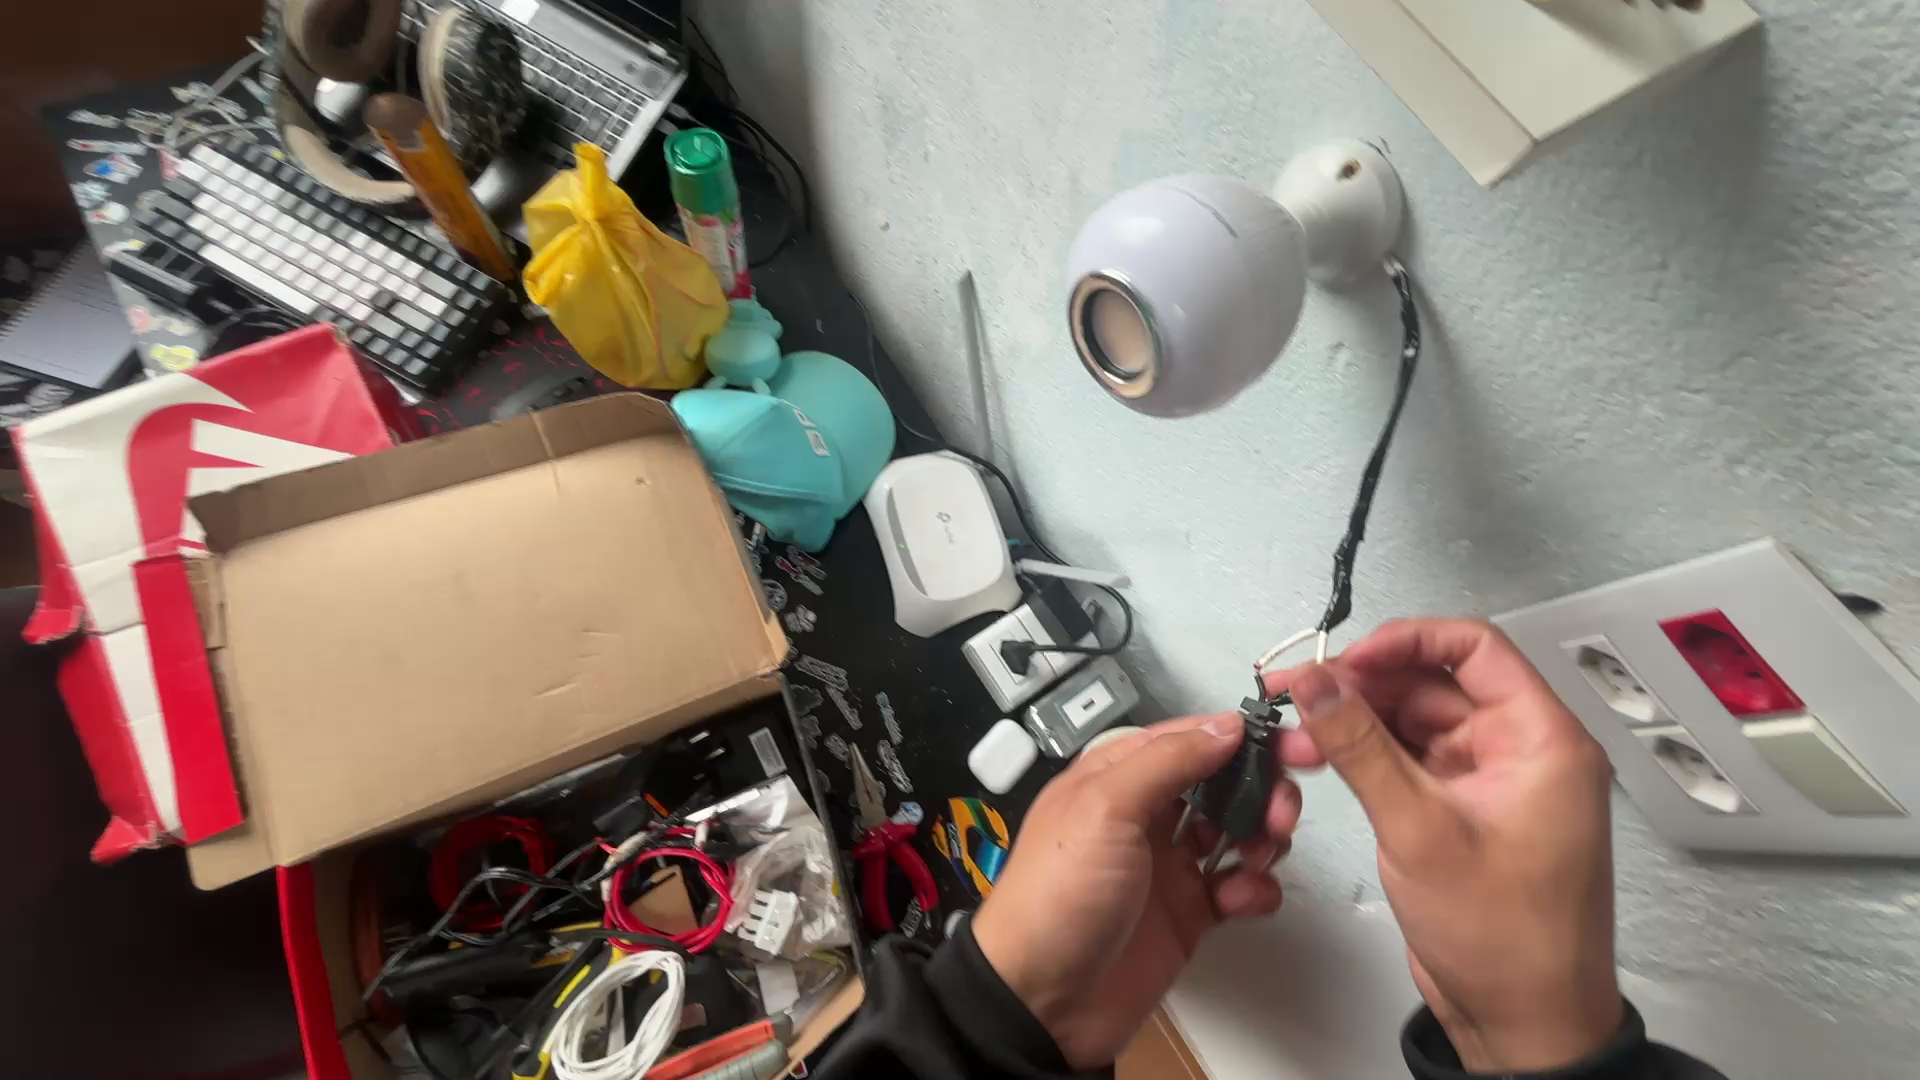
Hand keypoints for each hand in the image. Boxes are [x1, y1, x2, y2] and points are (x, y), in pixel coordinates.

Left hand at [970, 713, 1318, 1067]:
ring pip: (1233, 831)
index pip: (1187, 739)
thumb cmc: (1059, 890)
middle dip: (1257, 789)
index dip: (1237, 737)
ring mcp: (1166, 864)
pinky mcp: (1186, 913)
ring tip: (1260, 855)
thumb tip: (1225, 725)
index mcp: (1116, 776)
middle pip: (1217, 782)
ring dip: (1260, 836)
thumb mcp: (1105, 808)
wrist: (1045, 1000)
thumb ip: (1167, 762)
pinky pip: (1236, 888)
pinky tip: (1245, 898)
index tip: (1290, 744)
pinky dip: (1254, 889)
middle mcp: (1143, 813)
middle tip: (1280, 812)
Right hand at [1279, 619, 1622, 1072]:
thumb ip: (1359, 744)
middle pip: (1431, 680)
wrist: (1518, 1023)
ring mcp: (1480, 775)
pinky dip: (1358, 748)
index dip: (1406, 640)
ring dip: (1351, 717)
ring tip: (1298, 730)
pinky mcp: (1450, 800)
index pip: (1475, 648)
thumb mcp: (1418, 826)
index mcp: (1541, 740)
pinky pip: (1400, 751)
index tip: (1346, 660)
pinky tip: (1318, 753)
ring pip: (1407, 715)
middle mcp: (1515, 747)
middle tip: (1300, 693)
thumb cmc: (1499, 933)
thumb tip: (1312, 680)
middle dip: (1361, 683)